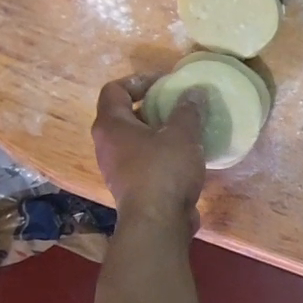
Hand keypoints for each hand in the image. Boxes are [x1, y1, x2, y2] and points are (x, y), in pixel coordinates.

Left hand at [91, 74, 208, 230]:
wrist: (158, 222)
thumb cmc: (164, 171)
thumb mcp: (182, 135)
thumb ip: (188, 111)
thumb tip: (195, 92)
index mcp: (111, 124)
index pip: (114, 89)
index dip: (138, 81)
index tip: (165, 84)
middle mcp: (107, 144)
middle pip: (125, 116)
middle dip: (151, 109)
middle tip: (178, 108)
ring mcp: (117, 169)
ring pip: (135, 142)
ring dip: (157, 135)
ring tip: (185, 135)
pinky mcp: (133, 188)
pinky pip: (145, 163)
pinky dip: (161, 157)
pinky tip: (184, 161)